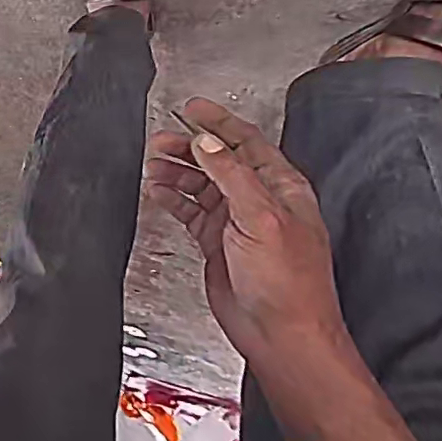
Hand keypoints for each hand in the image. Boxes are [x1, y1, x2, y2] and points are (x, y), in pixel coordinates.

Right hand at [145, 97, 343, 363]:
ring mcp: (236, 221)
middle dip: (189, 147)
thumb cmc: (288, 283)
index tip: (193, 108)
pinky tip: (158, 191)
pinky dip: (173, 199)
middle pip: (218, 160)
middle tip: (162, 140)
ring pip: (200, 185)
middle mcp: (257, 200)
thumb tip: (207, 142)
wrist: (280, 332)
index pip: (246, 142)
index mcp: (279, 187)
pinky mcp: (218, 242)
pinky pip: (190, 211)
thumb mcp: (261, 217)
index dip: (218, 122)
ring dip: (177, 172)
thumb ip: (231, 175)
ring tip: (153, 163)